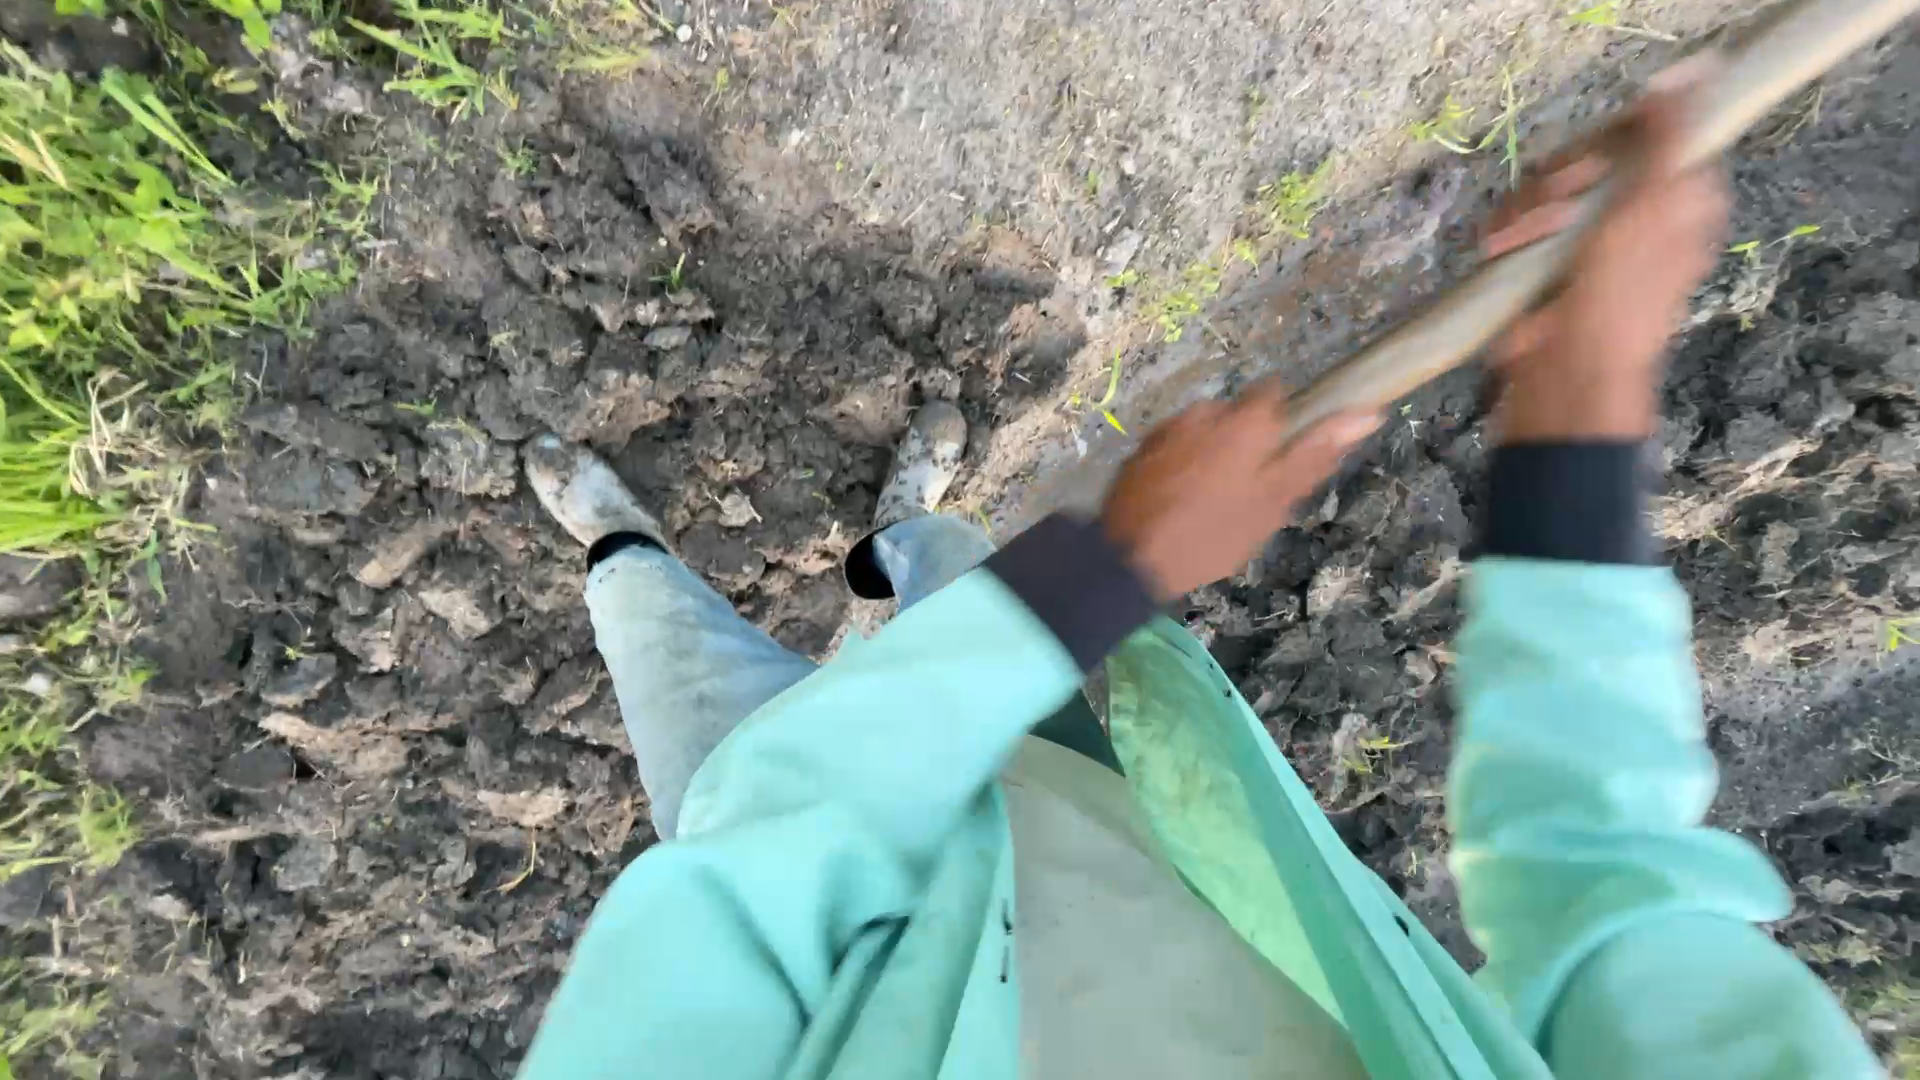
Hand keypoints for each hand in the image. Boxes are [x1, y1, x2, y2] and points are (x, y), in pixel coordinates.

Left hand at [1100, 383, 1377, 600]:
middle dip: (1244, 444)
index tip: (1278, 460)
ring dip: (1209, 455)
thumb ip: (1316, 454)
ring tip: (1206, 502)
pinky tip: (1176, 501)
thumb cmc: (1212, 534)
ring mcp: (1165, 430)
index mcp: (1244, 419)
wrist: (1130, 558)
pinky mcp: (1138, 451)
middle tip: (1243, 492)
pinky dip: (1179, 466)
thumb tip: (1368, 413)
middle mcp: (1202, 411)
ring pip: (1202, 433)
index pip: (1276, 395)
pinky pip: (1172, 449)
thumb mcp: (1273, 502)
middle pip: (1236, 416)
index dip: (1282, 425)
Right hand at [1483, 66, 1729, 441]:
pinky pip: (1508, 229)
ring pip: (1540, 194)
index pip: (1646, 135)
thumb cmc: (1616, 303)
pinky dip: (1498, 236)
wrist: (1563, 377)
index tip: (1594, 161)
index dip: (1615, 138)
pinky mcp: (1529, 266)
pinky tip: (1495, 250)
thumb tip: (1686, 73)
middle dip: (1560, 182)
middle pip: (1585, 161)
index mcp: (1673, 197)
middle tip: (1554, 208)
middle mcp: (1624, 214)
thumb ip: (1666, 141)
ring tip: (1512, 241)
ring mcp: (1572, 242)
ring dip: (1523, 212)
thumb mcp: (1652, 213)